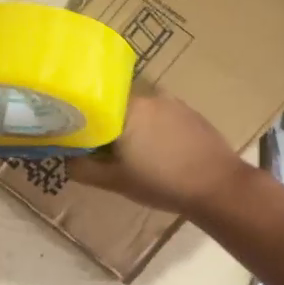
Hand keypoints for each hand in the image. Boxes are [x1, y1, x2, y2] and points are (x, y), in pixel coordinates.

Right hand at [65, 91, 252, 215]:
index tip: (74, 141)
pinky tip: (155, 151)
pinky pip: (159, 115)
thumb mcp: (113, 181)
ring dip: (129, 128)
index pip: (90, 106)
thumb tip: (64, 158)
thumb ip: (81, 168)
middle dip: (104, 126)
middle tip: (100, 151)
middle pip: (114, 107)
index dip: (79, 123)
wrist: (219, 187)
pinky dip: (150, 129)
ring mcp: (172, 102)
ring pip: (137, 111)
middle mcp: (148, 97)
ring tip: (128, 153)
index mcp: (125, 109)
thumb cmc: (160, 183)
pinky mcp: (190, 113)